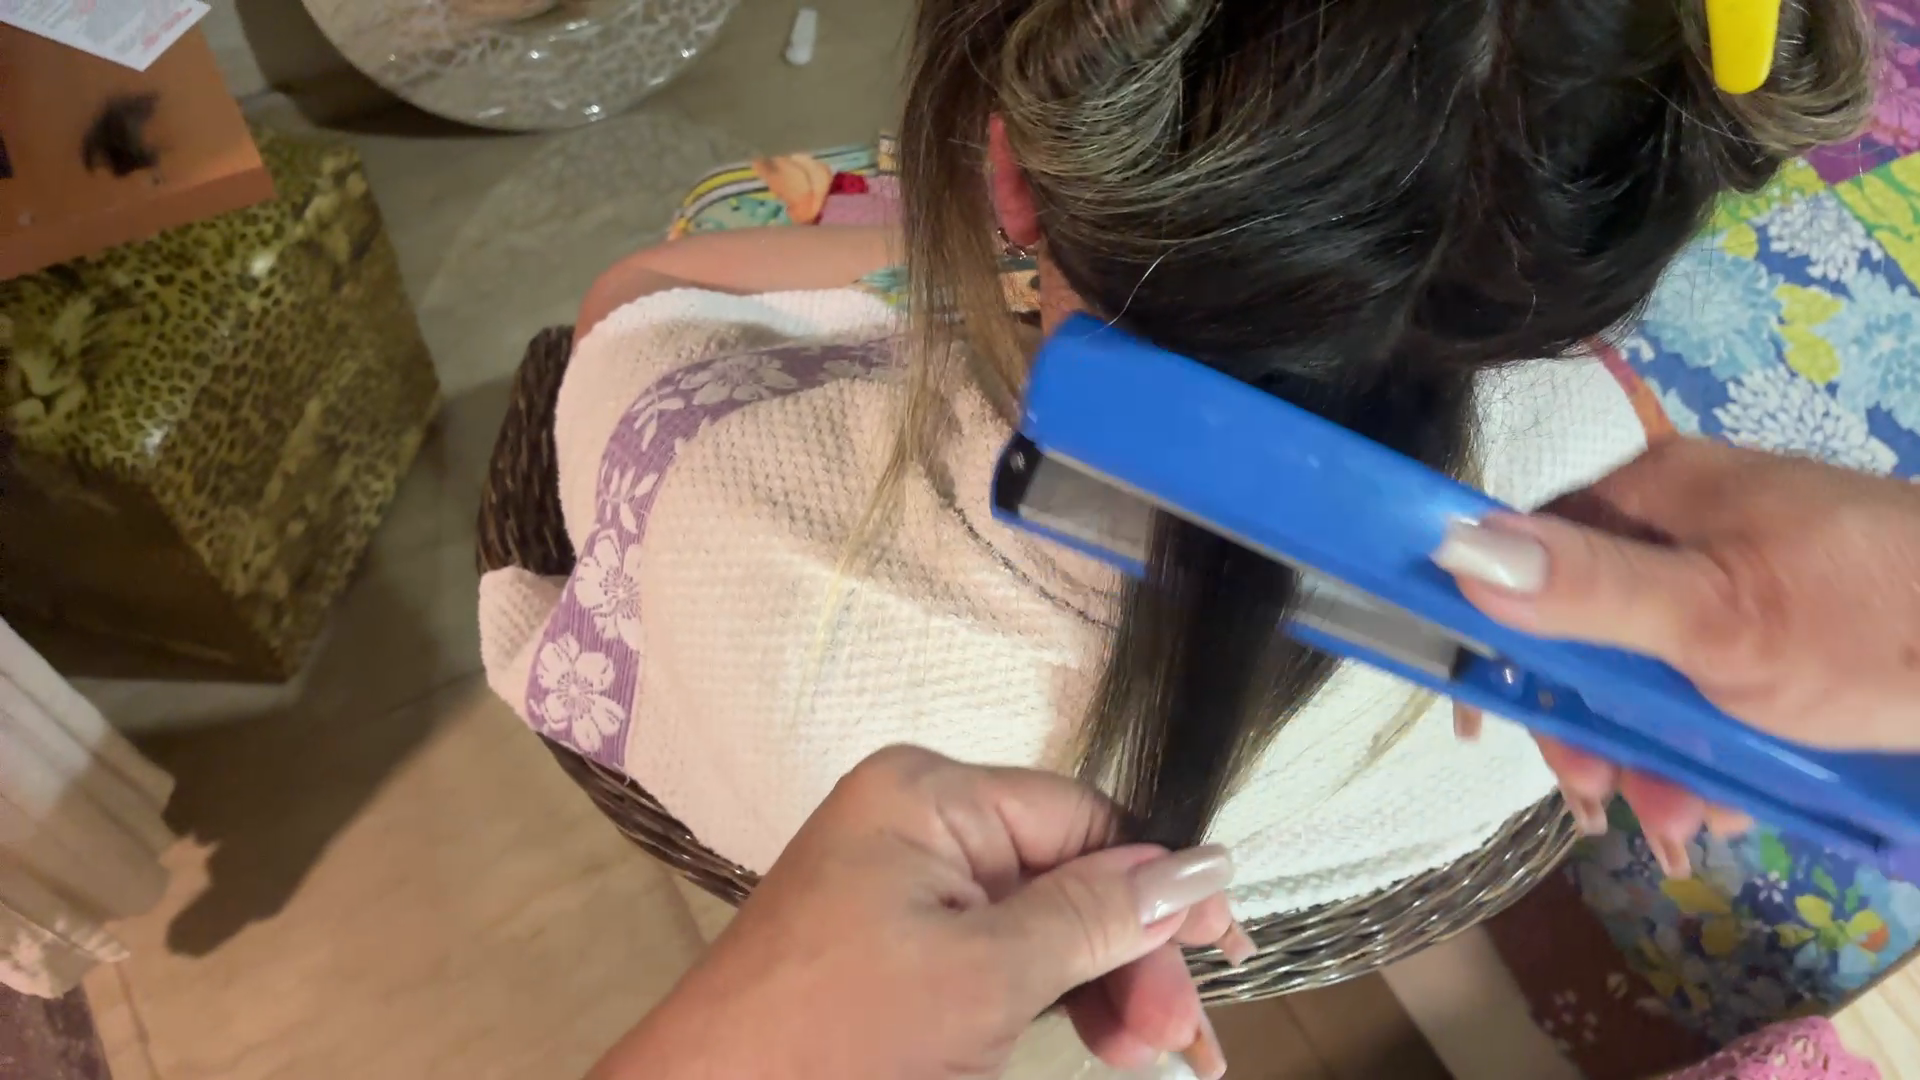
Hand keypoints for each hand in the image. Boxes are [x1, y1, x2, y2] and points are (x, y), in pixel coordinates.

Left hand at [591, 746, 1245, 1079]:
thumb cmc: (843, 1037)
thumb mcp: (988, 975)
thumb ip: (1098, 916)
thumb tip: (1206, 867)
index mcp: (930, 789)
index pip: (1077, 815)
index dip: (1156, 877)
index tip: (1225, 945)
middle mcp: (921, 810)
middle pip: (1063, 864)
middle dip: (1128, 949)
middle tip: (1186, 1041)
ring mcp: (909, 866)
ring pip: (1038, 909)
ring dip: (1097, 978)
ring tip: (1148, 1053)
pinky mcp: (902, 920)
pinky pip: (997, 938)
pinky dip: (1047, 987)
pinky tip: (1092, 1032)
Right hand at [1435, 439, 1919, 873]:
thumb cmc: (1890, 633)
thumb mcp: (1720, 620)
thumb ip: (1584, 586)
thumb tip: (1450, 547)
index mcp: (1646, 496)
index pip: (1518, 559)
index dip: (1495, 640)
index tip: (1489, 720)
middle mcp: (1672, 525)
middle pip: (1571, 621)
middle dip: (1580, 716)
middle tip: (1596, 796)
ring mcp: (1723, 571)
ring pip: (1633, 659)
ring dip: (1638, 746)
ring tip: (1676, 820)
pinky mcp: (1768, 619)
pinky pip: (1692, 677)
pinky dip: (1694, 740)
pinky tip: (1715, 794)